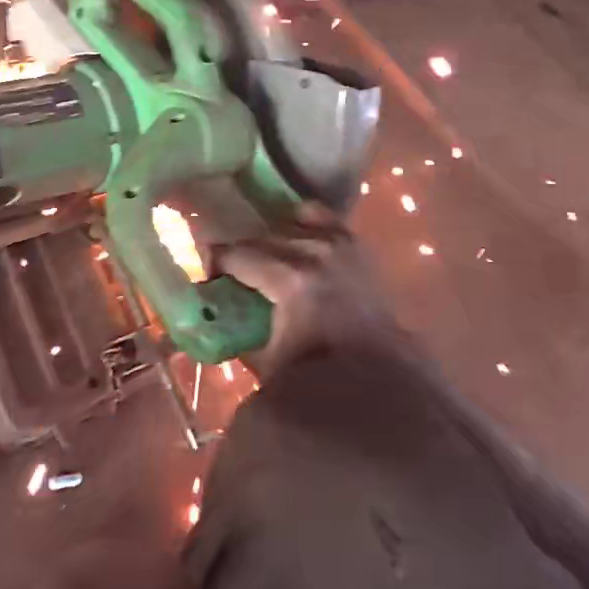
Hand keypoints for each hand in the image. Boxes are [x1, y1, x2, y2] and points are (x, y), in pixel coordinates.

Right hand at [217, 203, 401, 380]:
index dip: (215, 264)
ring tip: (265, 265)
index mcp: (291, 279)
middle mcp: (314, 252)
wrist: (377, 371)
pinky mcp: (353, 243)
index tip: (210, 280)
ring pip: (287, 227)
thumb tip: (212, 317)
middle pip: (260, 239)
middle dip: (241, 256)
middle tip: (234, 279)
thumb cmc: (318, 370)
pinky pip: (320, 217)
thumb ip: (235, 334)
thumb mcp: (265, 359)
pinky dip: (303, 222)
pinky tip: (294, 236)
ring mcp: (338, 244)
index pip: (236, 254)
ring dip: (270, 243)